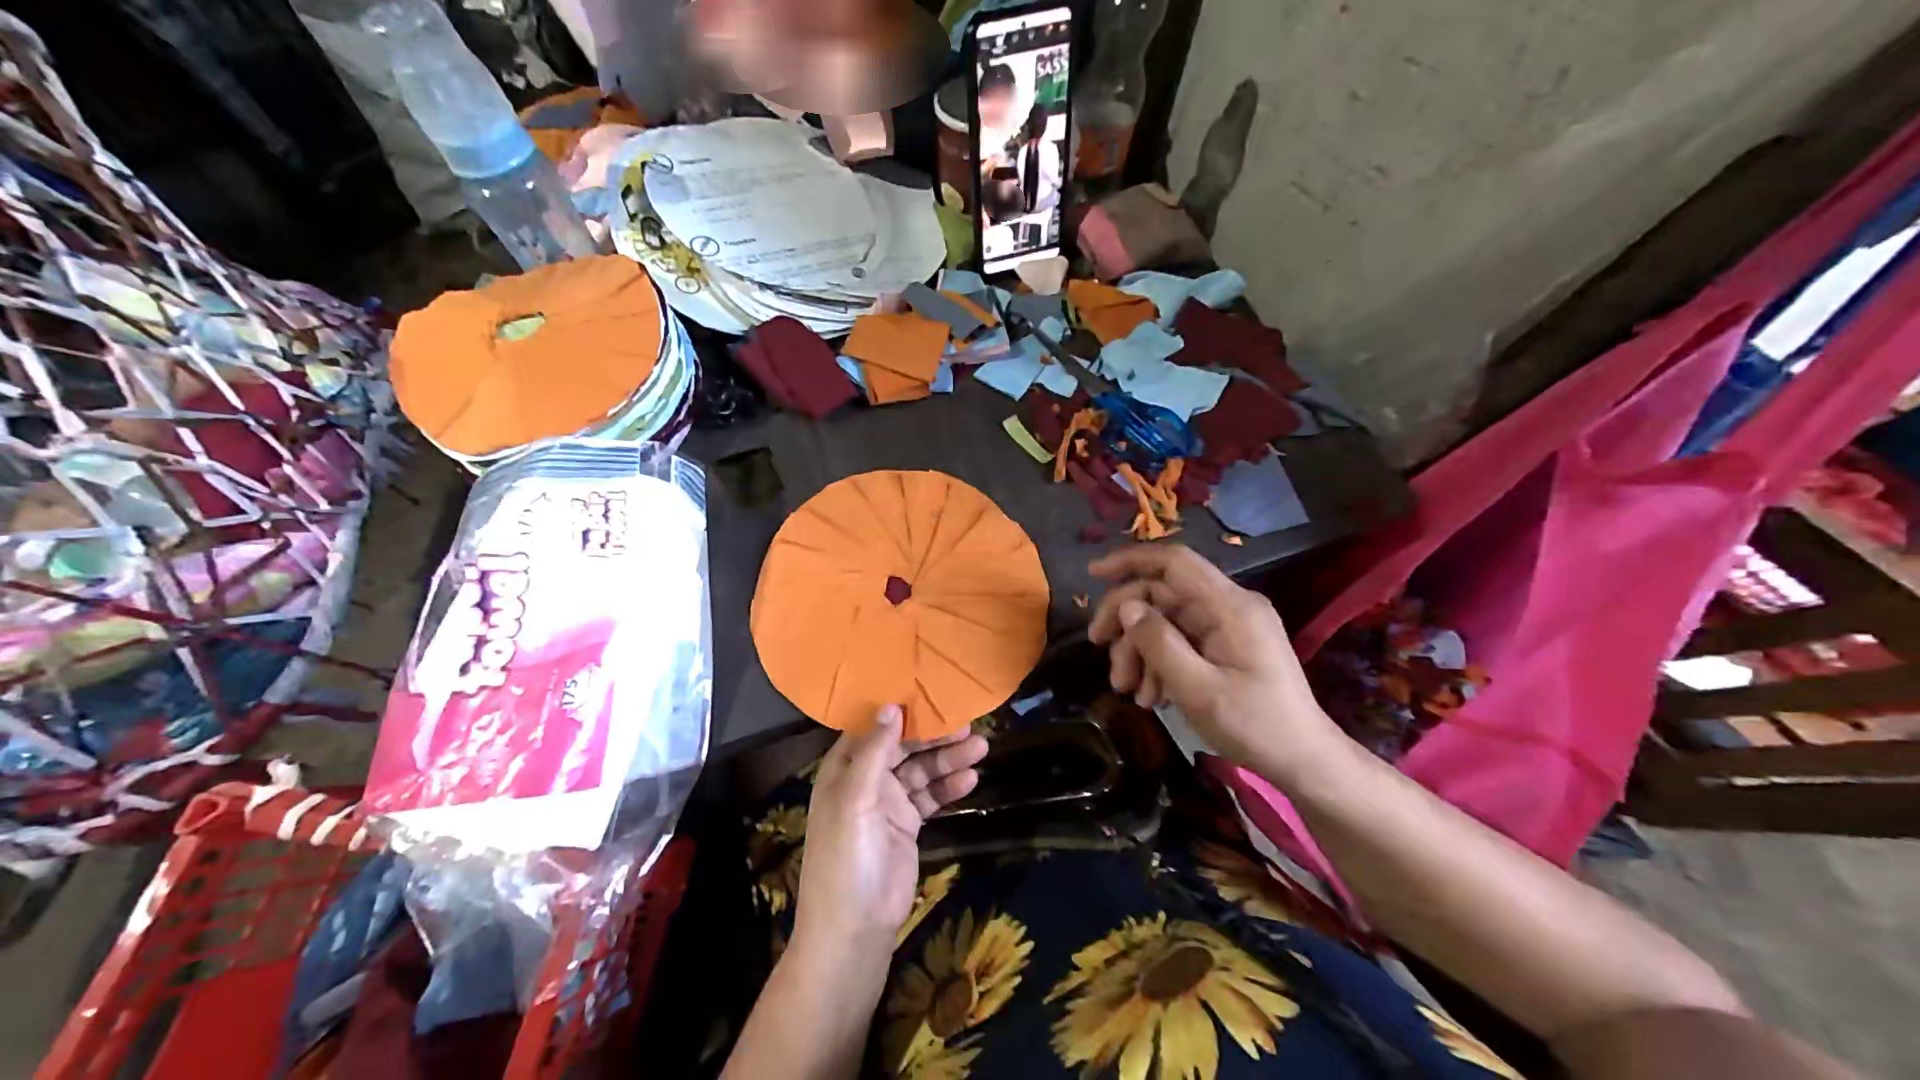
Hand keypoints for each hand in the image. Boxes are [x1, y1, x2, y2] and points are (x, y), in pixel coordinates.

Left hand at [792, 705, 987, 954]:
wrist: (855, 926)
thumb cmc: (846, 856)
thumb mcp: (856, 799)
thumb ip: (875, 752)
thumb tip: (890, 705)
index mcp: (844, 768)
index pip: (873, 728)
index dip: (900, 710)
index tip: (931, 691)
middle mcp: (866, 779)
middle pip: (904, 746)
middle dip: (934, 736)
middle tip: (969, 724)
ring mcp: (888, 802)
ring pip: (922, 770)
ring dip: (948, 759)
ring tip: (980, 748)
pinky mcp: (908, 823)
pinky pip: (931, 796)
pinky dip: (949, 787)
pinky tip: (970, 779)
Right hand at [1088, 545, 1345, 783]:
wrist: (1304, 761)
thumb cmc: (1256, 726)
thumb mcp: (1199, 689)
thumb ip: (1159, 644)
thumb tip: (1126, 607)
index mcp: (1230, 607)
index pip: (1174, 563)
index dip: (1130, 561)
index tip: (1093, 574)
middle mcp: (1228, 607)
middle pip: (1162, 594)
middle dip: (1127, 623)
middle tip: (1098, 649)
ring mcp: (1227, 627)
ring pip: (1165, 621)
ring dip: (1139, 650)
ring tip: (1127, 689)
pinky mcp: (1225, 646)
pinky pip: (1180, 641)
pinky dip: (1158, 664)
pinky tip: (1150, 696)